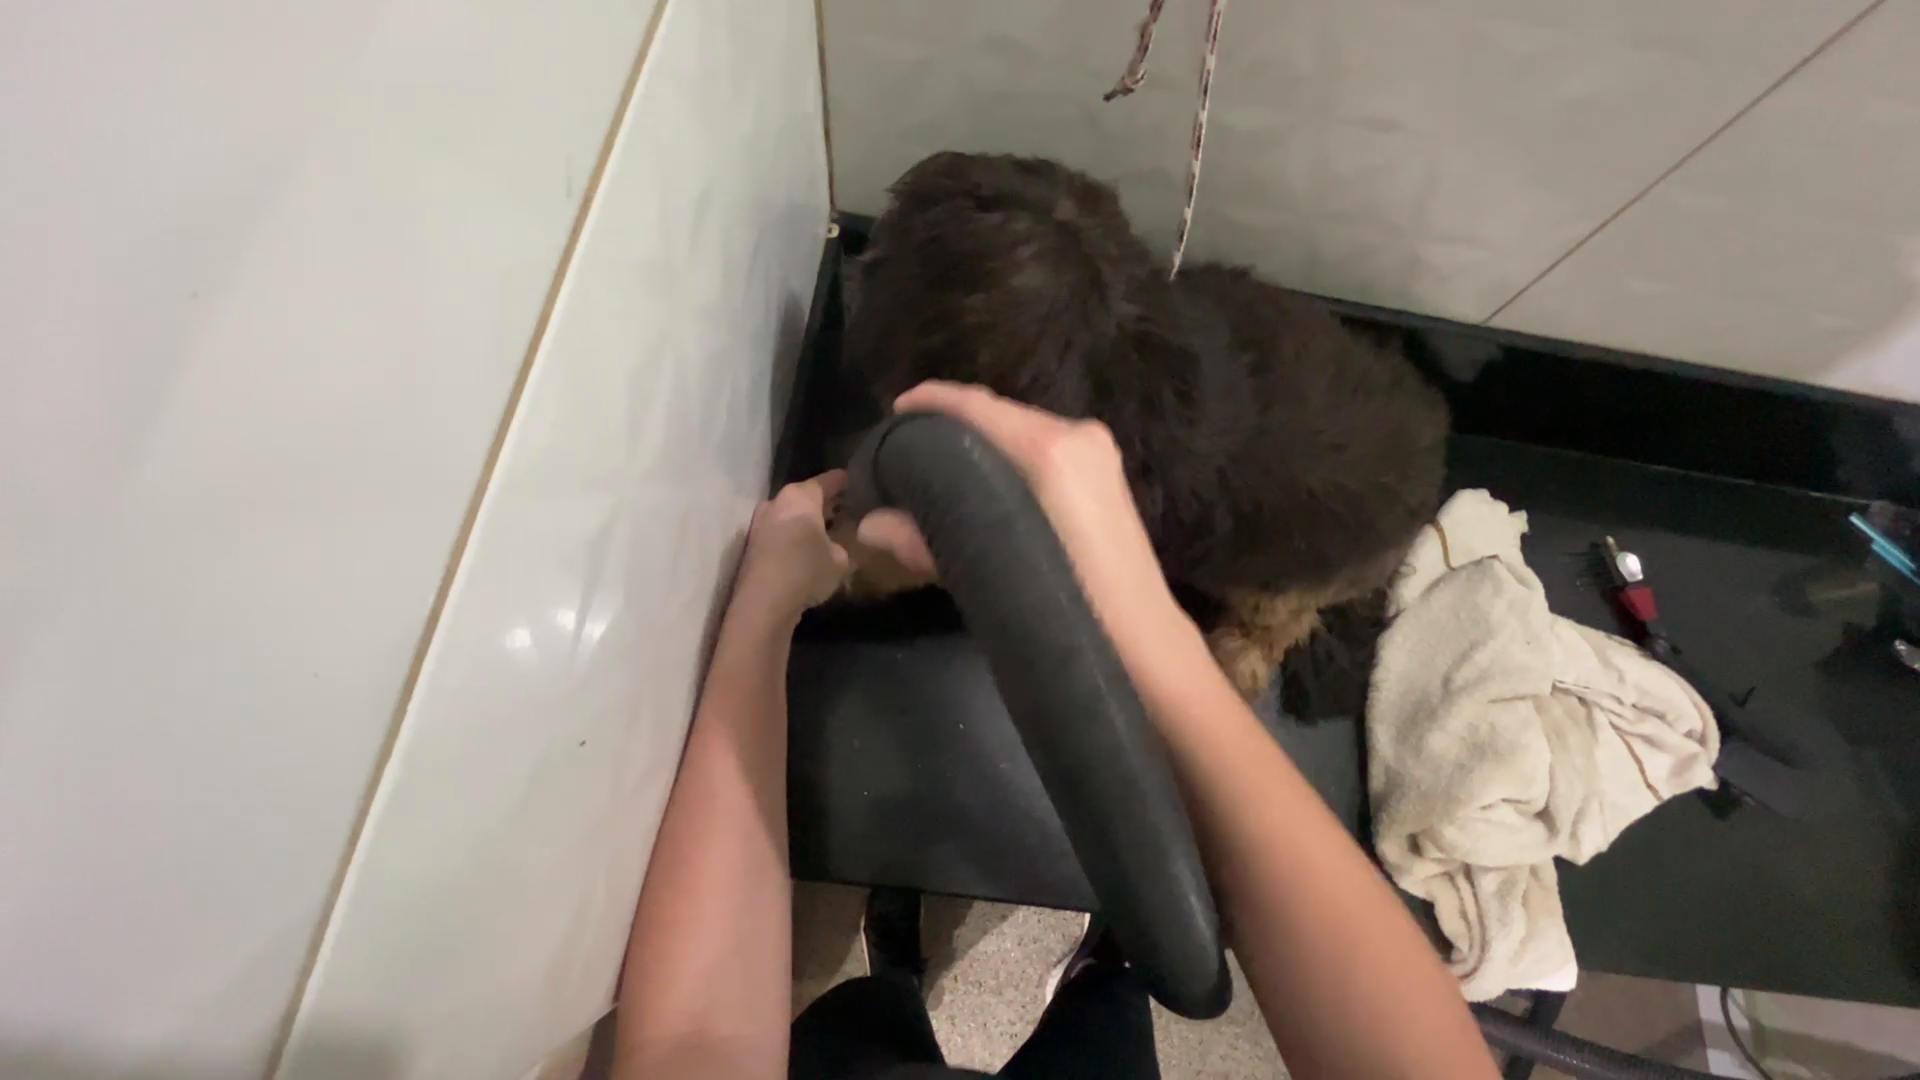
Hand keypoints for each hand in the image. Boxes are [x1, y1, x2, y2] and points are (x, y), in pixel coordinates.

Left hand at [734, 471, 849, 622]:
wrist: (764, 602)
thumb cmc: (807, 569)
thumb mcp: (841, 559)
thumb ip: (842, 545)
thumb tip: (837, 543)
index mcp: (800, 497)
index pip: (825, 482)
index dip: (840, 481)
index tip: (850, 480)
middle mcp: (776, 503)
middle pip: (804, 498)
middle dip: (823, 504)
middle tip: (843, 508)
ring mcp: (760, 525)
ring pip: (790, 516)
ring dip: (806, 522)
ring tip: (828, 531)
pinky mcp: (752, 547)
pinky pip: (780, 534)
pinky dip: (794, 537)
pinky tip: (808, 549)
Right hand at [855, 382, 1194, 659]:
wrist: (1139, 639)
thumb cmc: (1062, 608)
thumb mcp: (986, 571)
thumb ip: (924, 542)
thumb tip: (870, 525)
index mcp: (1049, 451)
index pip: (978, 405)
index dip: (932, 400)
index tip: (896, 411)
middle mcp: (1076, 436)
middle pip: (1000, 411)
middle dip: (954, 420)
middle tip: (911, 441)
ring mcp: (1097, 450)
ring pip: (1023, 427)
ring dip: (983, 436)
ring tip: (941, 458)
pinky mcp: (1105, 470)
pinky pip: (1045, 445)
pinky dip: (1010, 453)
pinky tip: (985, 476)